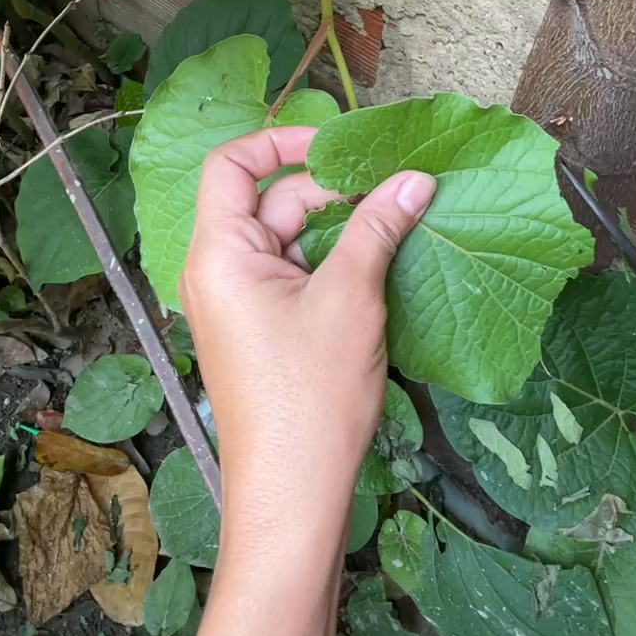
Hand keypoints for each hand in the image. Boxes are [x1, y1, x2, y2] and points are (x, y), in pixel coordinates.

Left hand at [180, 126, 433, 635]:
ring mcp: (240, 298)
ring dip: (340, 224)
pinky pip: (295, 270)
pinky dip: (333, 258)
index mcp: (219, 251)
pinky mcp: (262, 324)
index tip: (339, 145)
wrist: (294, 494)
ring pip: (290, 236)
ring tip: (399, 215)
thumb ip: (378, 227)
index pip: (231, 164)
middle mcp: (219, 267)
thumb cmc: (311, 394)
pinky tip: (380, 255)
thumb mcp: (350, 298)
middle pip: (271, 199)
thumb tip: (416, 178)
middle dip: (331, 188)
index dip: (281, 141)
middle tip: (396, 184)